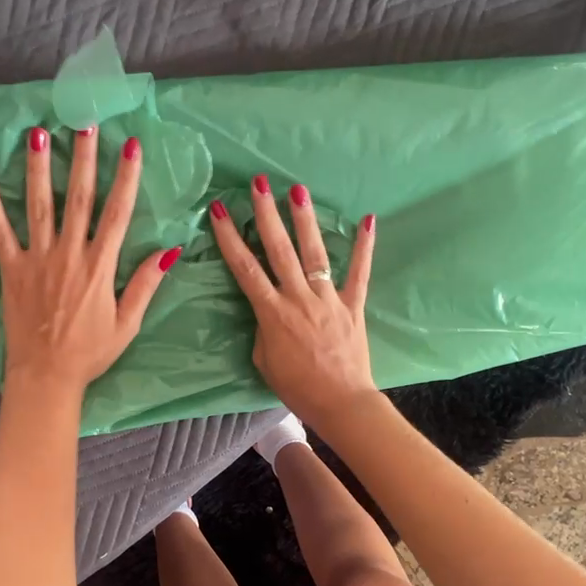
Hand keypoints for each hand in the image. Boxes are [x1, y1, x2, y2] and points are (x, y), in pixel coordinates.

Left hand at [0, 126, 178, 395]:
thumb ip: (145, 284)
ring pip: (39, 205)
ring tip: (38, 133)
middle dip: (83, 158)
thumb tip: (171, 250)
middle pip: (79, 198)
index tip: (131, 146)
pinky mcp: (11, 270)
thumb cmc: (91, 354)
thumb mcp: (127, 323)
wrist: (46, 377)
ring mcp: (37, 260)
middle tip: (84, 121)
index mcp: (100, 267)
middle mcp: (69, 255)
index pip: (117, 214)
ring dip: (39, 167)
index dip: (125, 177)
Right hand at [208, 176, 377, 428]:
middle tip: (258, 183)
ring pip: (314, 253)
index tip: (218, 210)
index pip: (245, 268)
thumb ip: (263, 329)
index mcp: (272, 312)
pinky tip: (368, 219)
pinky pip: (359, 272)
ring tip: (297, 190)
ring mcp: (328, 299)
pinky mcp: (353, 305)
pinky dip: (364, 246)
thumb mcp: (264, 361)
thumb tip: (268, 308)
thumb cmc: (296, 387)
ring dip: (305, 220)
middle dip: (266, 214)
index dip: (229, 237)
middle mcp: (299, 298)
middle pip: (279, 250)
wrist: (340, 402)